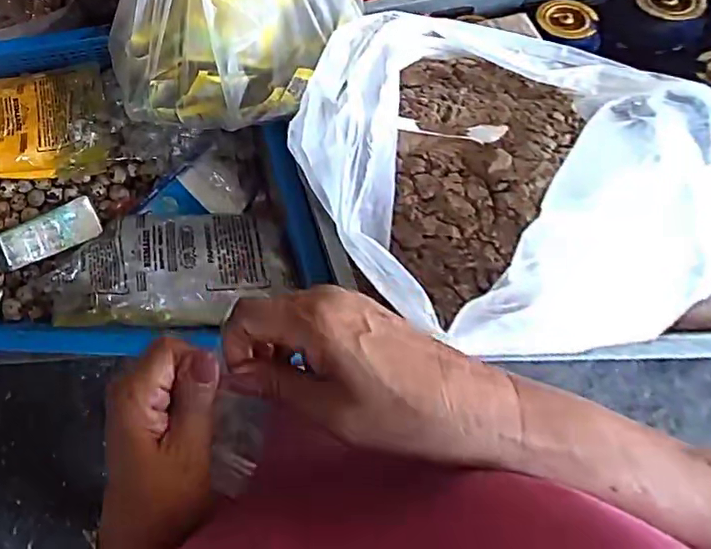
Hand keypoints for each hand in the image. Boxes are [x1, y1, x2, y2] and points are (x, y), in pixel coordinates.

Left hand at [100, 335, 220, 548]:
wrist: (139, 540)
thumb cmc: (165, 503)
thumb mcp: (189, 454)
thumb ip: (196, 401)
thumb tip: (208, 354)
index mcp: (132, 390)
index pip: (168, 347)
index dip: (198, 360)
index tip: (221, 390)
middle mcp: (124, 385)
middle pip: (166, 357)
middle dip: (196, 374)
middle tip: (220, 408)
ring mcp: (127, 399)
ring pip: (167, 373)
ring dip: (192, 390)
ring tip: (212, 419)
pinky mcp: (134, 414)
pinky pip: (162, 390)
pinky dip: (182, 402)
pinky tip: (197, 426)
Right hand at [220, 288, 526, 470]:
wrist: (479, 408)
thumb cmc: (404, 416)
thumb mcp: (332, 411)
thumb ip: (275, 385)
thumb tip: (237, 375)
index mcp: (310, 316)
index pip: (244, 314)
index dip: (231, 345)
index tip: (242, 379)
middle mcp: (321, 295)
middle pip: (264, 309)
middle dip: (254, 345)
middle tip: (265, 386)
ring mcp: (343, 297)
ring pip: (287, 310)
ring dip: (278, 342)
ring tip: (294, 382)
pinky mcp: (361, 305)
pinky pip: (312, 312)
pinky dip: (301, 337)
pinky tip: (322, 370)